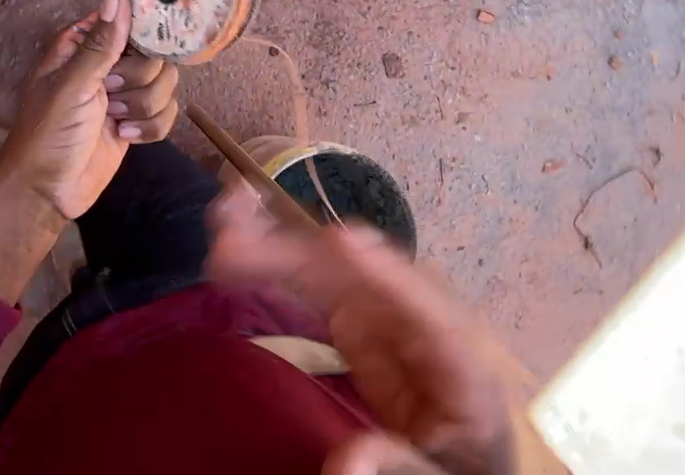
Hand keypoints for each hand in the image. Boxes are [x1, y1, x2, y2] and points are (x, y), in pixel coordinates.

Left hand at [0, 0, 180, 219]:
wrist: (48, 191)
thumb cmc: (48, 133)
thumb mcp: (71, 86)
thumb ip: (100, 44)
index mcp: (84, 45)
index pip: (127, 18)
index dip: (142, 29)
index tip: (146, 43)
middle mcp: (108, 63)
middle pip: (155, 53)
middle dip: (138, 80)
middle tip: (110, 94)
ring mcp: (126, 92)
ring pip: (166, 83)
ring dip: (143, 107)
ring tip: (114, 120)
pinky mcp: (138, 120)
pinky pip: (168, 112)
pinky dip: (151, 128)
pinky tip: (124, 137)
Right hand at [210, 186, 520, 474]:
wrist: (462, 458)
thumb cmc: (463, 463)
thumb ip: (398, 463)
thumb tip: (343, 462)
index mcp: (453, 355)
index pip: (420, 307)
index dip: (379, 270)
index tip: (339, 240)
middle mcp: (412, 316)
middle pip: (354, 275)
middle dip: (294, 251)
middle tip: (231, 240)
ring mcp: (380, 312)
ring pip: (322, 269)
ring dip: (270, 248)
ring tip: (221, 231)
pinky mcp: (353, 319)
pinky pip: (309, 286)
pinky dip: (272, 270)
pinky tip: (236, 258)